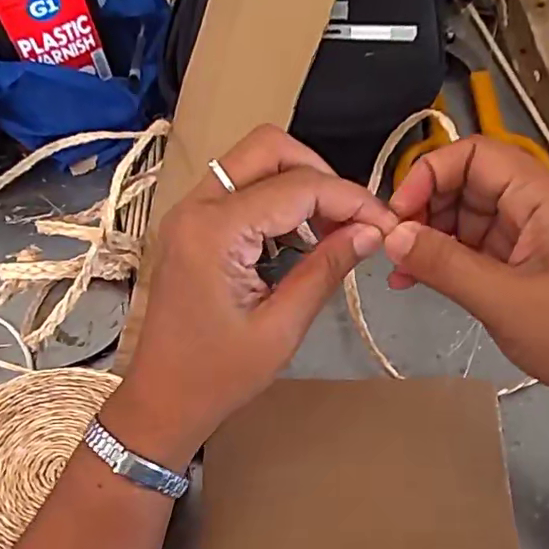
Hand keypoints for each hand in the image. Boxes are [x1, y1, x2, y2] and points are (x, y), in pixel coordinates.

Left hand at [111, 126, 395, 464]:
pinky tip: (298, 241)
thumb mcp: (281, 328)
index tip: (385, 224)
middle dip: (321, 176)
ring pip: (253, 163)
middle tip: (353, 220)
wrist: (163, 399)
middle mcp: (195, 207)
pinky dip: (276, 202)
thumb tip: (370, 232)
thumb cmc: (218, 376)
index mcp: (214, 232)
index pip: (297, 187)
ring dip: (299, 185)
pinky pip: (240, 190)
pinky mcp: (192, 227)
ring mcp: (189, 214)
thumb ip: (325, 270)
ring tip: (331, 232)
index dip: (350, 199)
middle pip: (269, 149)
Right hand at [385, 136, 548, 414]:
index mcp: (545, 195)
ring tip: (401, 272)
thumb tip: (392, 236)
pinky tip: (422, 279)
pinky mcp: (533, 261)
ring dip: (434, 238)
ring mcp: (538, 233)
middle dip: (427, 209)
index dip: (428, 175)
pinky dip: (452, 260)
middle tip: (393, 248)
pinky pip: (482, 247)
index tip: (396, 216)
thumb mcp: (503, 300)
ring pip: (472, 217)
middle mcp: (542, 204)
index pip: (475, 154)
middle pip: (471, 183)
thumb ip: (444, 264)